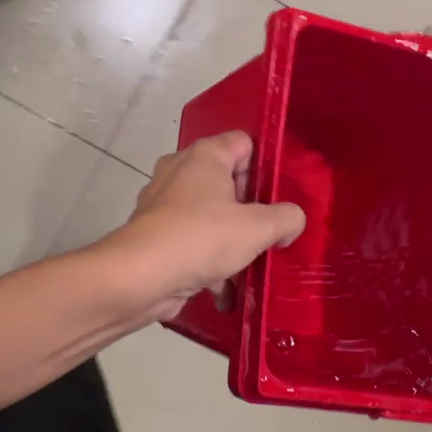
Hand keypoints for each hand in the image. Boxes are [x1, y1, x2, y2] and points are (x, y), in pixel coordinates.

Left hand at [100, 131, 304, 320]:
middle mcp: (180, 168)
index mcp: (205, 155)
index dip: (264, 167)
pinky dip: (205, 257)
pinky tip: (222, 288)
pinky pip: (189, 237)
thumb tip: (291, 220)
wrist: (140, 275)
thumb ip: (285, 218)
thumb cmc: (201, 238)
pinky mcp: (154, 230)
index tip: (278, 197)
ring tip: (247, 263)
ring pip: (208, 211)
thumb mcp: (257, 228)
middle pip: (226, 179)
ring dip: (228, 237)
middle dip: (249, 207)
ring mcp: (163, 199)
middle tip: (267, 232)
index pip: (244, 143)